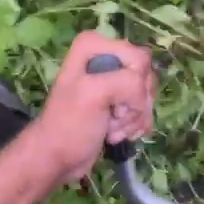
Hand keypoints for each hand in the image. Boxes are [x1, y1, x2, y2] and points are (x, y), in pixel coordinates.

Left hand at [26, 31, 155, 185]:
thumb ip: (127, 81)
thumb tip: (144, 94)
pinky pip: (143, 106)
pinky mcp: (117, 100)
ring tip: (111, 129)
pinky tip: (115, 134)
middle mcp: (104, 56)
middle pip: (145, 75)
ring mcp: (112, 79)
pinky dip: (134, 124)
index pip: (140, 59)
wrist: (56, 159)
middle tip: (112, 116)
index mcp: (94, 45)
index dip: (135, 86)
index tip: (114, 104)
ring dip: (134, 117)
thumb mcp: (94, 93)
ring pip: (147, 93)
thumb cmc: (70, 125)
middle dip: (135, 103)